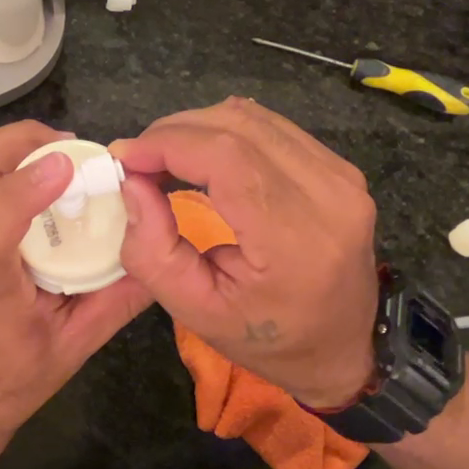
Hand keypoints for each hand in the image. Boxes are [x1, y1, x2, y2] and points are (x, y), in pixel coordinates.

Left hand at [0, 120, 153, 449]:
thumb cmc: (10, 381)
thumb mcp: (75, 349)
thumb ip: (117, 301)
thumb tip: (155, 256)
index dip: (23, 191)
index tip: (65, 163)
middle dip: (21, 139)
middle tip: (71, 148)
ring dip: (14, 148)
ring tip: (62, 160)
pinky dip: (8, 169)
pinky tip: (44, 188)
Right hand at [112, 97, 379, 409]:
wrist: (344, 350)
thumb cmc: (268, 340)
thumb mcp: (197, 312)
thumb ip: (154, 253)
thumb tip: (132, 184)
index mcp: (296, 240)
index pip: (227, 157)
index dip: (168, 144)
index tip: (124, 157)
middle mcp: (328, 195)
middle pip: (237, 127)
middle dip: (174, 132)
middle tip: (137, 160)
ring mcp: (341, 176)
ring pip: (252, 118)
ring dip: (196, 127)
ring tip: (163, 157)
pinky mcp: (340, 167)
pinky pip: (271, 126)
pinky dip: (224, 131)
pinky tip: (200, 156)